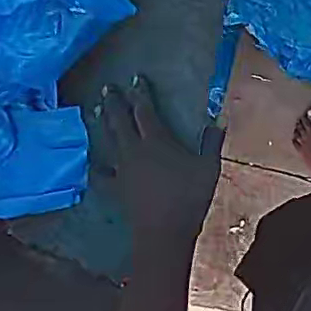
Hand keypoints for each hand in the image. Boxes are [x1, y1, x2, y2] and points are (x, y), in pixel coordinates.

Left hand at [94, 78, 224, 267]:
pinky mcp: (116, 187)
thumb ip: (211, 142)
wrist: (164, 232)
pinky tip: (93, 161)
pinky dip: (97, 164)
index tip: (136, 78)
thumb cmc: (189, 196)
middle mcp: (135, 150)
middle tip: (109, 87)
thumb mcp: (209, 167)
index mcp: (157, 141)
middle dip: (116, 102)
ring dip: (104, 123)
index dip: (141, 93)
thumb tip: (217, 120)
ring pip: (110, 140)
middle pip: (121, 120)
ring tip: (97, 109)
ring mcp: (122, 169)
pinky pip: (102, 172)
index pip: (145, 111)